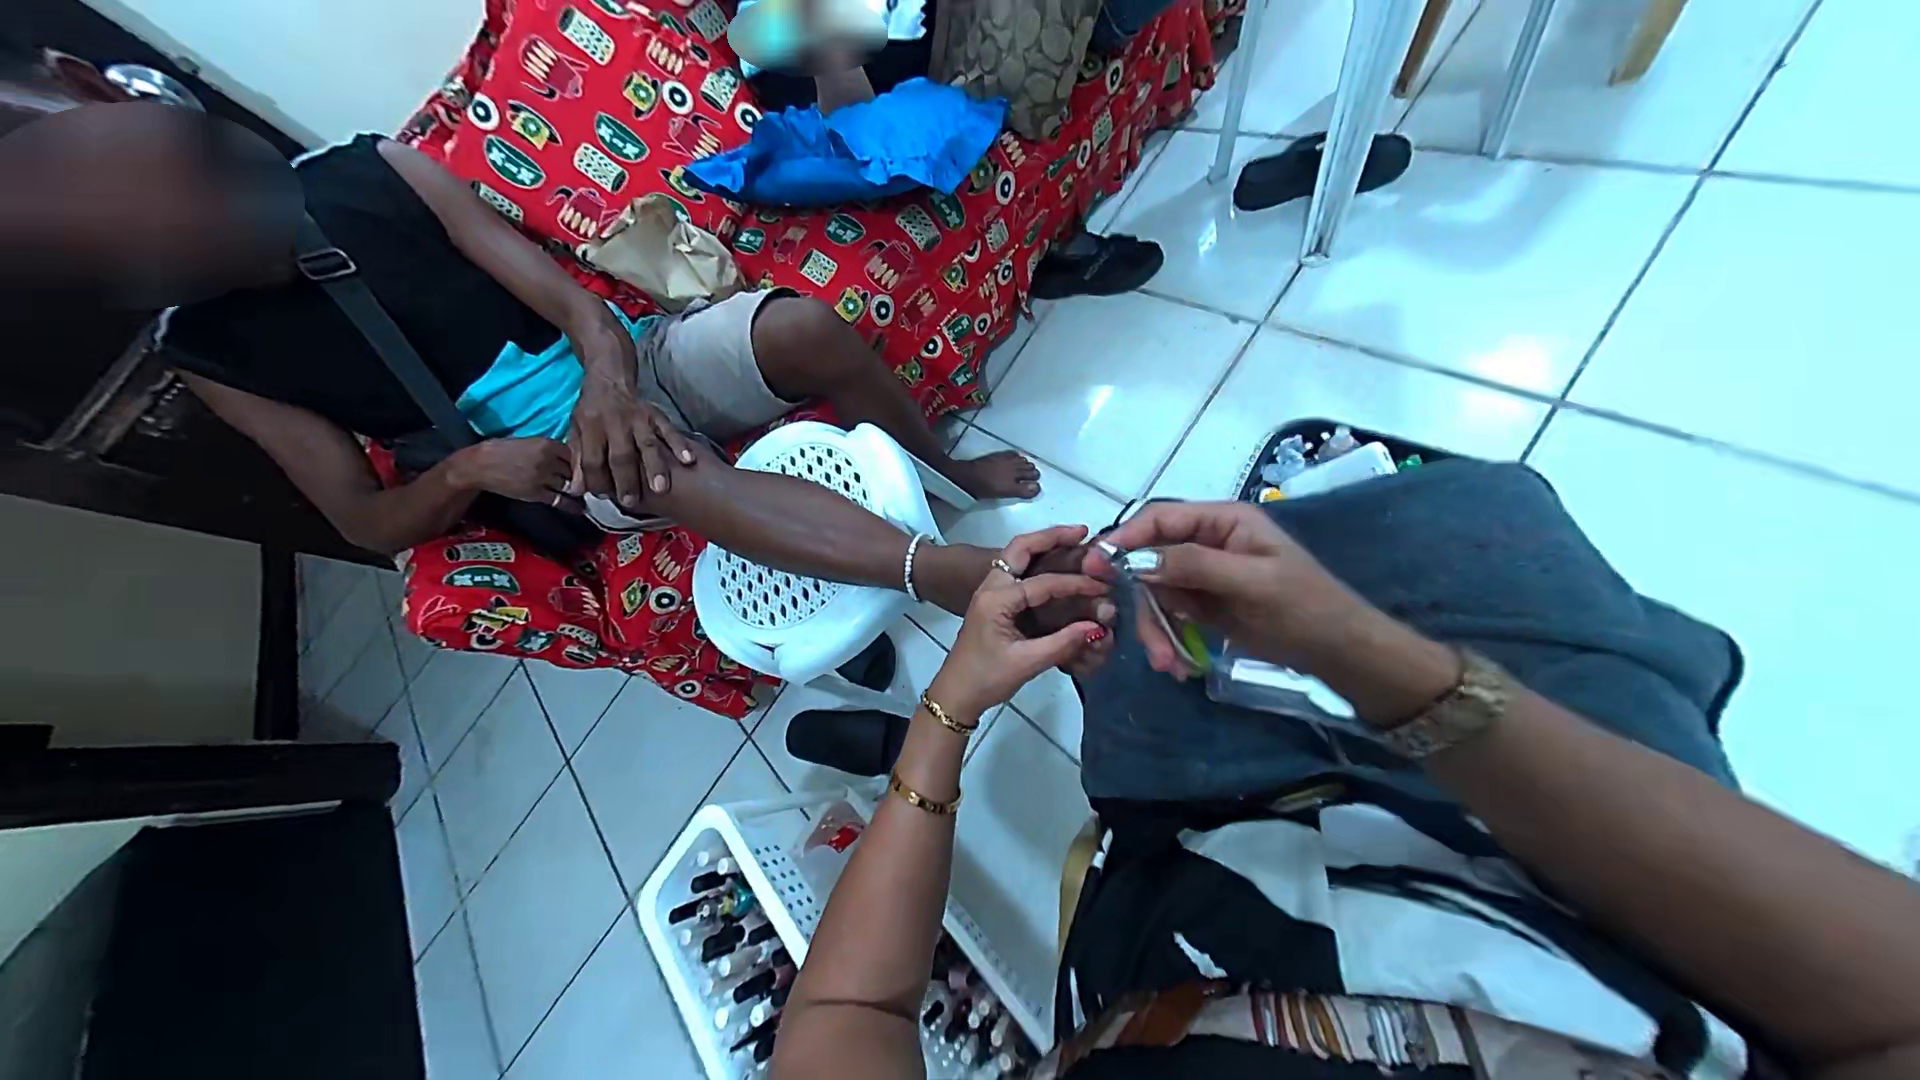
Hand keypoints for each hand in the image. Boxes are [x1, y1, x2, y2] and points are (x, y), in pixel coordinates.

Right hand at [450, 437, 581, 509]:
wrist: (478, 465)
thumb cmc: (502, 450)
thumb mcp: (530, 442)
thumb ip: (551, 448)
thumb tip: (572, 456)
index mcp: (548, 444)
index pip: (577, 453)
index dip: (582, 461)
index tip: (588, 466)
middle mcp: (548, 461)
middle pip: (576, 470)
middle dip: (583, 476)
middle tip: (591, 482)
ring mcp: (543, 478)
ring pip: (570, 485)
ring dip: (579, 491)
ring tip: (589, 495)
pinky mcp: (536, 493)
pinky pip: (560, 500)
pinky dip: (572, 506)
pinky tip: (581, 509)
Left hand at [567, 373, 695, 508]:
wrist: (608, 379)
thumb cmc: (591, 410)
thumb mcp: (576, 430)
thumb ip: (578, 459)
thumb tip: (578, 490)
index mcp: (591, 428)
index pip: (592, 460)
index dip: (597, 480)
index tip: (605, 497)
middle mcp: (614, 424)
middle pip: (620, 456)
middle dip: (626, 480)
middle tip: (631, 502)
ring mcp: (638, 420)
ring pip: (647, 445)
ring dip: (654, 467)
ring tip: (661, 489)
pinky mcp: (656, 415)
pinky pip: (669, 430)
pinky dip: (679, 445)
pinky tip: (688, 460)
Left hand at [928, 526, 1109, 717]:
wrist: (955, 693)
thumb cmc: (986, 678)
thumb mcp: (1026, 663)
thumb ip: (1062, 643)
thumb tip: (1098, 628)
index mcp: (996, 599)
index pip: (1043, 583)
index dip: (1075, 583)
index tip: (1103, 586)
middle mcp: (991, 587)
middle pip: (1021, 548)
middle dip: (1051, 536)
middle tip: (1082, 531)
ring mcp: (990, 592)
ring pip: (1016, 556)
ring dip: (1042, 545)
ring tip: (1072, 540)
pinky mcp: (994, 601)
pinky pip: (1016, 571)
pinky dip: (1036, 561)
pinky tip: (1056, 565)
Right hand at [1089, 501, 1374, 677]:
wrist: (1342, 654)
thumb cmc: (1307, 607)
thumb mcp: (1253, 582)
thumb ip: (1194, 565)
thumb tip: (1135, 559)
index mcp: (1223, 521)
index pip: (1161, 519)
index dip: (1126, 538)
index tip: (1095, 564)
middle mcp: (1208, 542)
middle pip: (1151, 560)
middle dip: (1143, 601)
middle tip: (1131, 634)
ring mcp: (1204, 575)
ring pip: (1156, 593)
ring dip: (1155, 628)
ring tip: (1166, 664)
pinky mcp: (1203, 605)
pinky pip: (1169, 615)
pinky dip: (1167, 639)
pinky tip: (1177, 664)